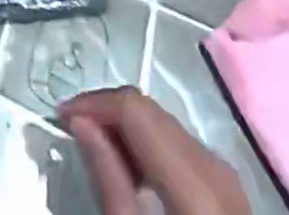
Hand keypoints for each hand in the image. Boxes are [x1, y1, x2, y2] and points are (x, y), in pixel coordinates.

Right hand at [60, 87, 248, 214]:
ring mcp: (226, 175)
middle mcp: (215, 168)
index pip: (136, 111)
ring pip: (164, 122)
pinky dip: (148, 142)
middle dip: (107, 111)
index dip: (94, 103)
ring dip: (126, 124)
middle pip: (151, 110)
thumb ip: (107, 176)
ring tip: (94, 146)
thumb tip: (81, 123)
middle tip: (72, 127)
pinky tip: (127, 166)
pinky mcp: (226, 185)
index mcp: (194, 186)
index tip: (62, 116)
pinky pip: (178, 142)